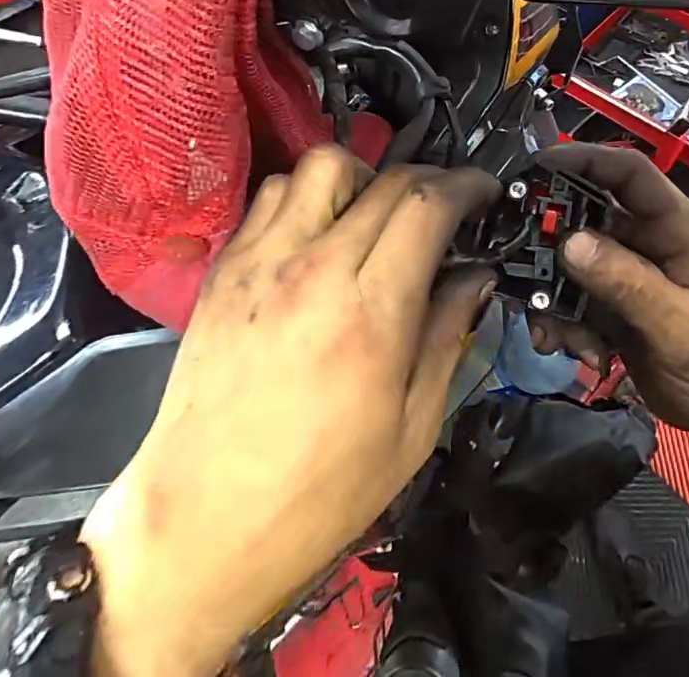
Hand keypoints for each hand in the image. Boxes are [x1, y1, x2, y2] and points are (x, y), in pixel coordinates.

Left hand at [81, 145, 499, 676]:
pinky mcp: (224, 269)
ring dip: (364, 179)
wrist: (203, 523)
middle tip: (447, 209)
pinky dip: (310, 196)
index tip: (484, 194)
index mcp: (370, 311)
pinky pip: (273, 195)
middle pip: (385, 179)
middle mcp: (313, 269)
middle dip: (432, 181)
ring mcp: (260, 261)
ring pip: (321, 165)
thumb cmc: (321, 489)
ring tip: (377, 219)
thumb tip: (476, 276)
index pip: (426, 206)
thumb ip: (449, 333)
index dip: (467, 186)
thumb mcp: (414, 424)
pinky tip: (321, 236)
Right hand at [528, 144, 688, 439]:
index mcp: (679, 230)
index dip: (586, 159)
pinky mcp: (614, 307)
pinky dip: (564, 322)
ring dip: (555, 296)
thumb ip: (629, 284)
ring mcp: (629, 276)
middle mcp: (649, 244)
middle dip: (553, 242)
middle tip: (521, 264)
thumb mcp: (684, 327)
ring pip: (572, 264)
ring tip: (558, 336)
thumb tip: (570, 242)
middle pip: (588, 217)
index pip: (631, 174)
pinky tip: (576, 352)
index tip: (538, 165)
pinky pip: (574, 300)